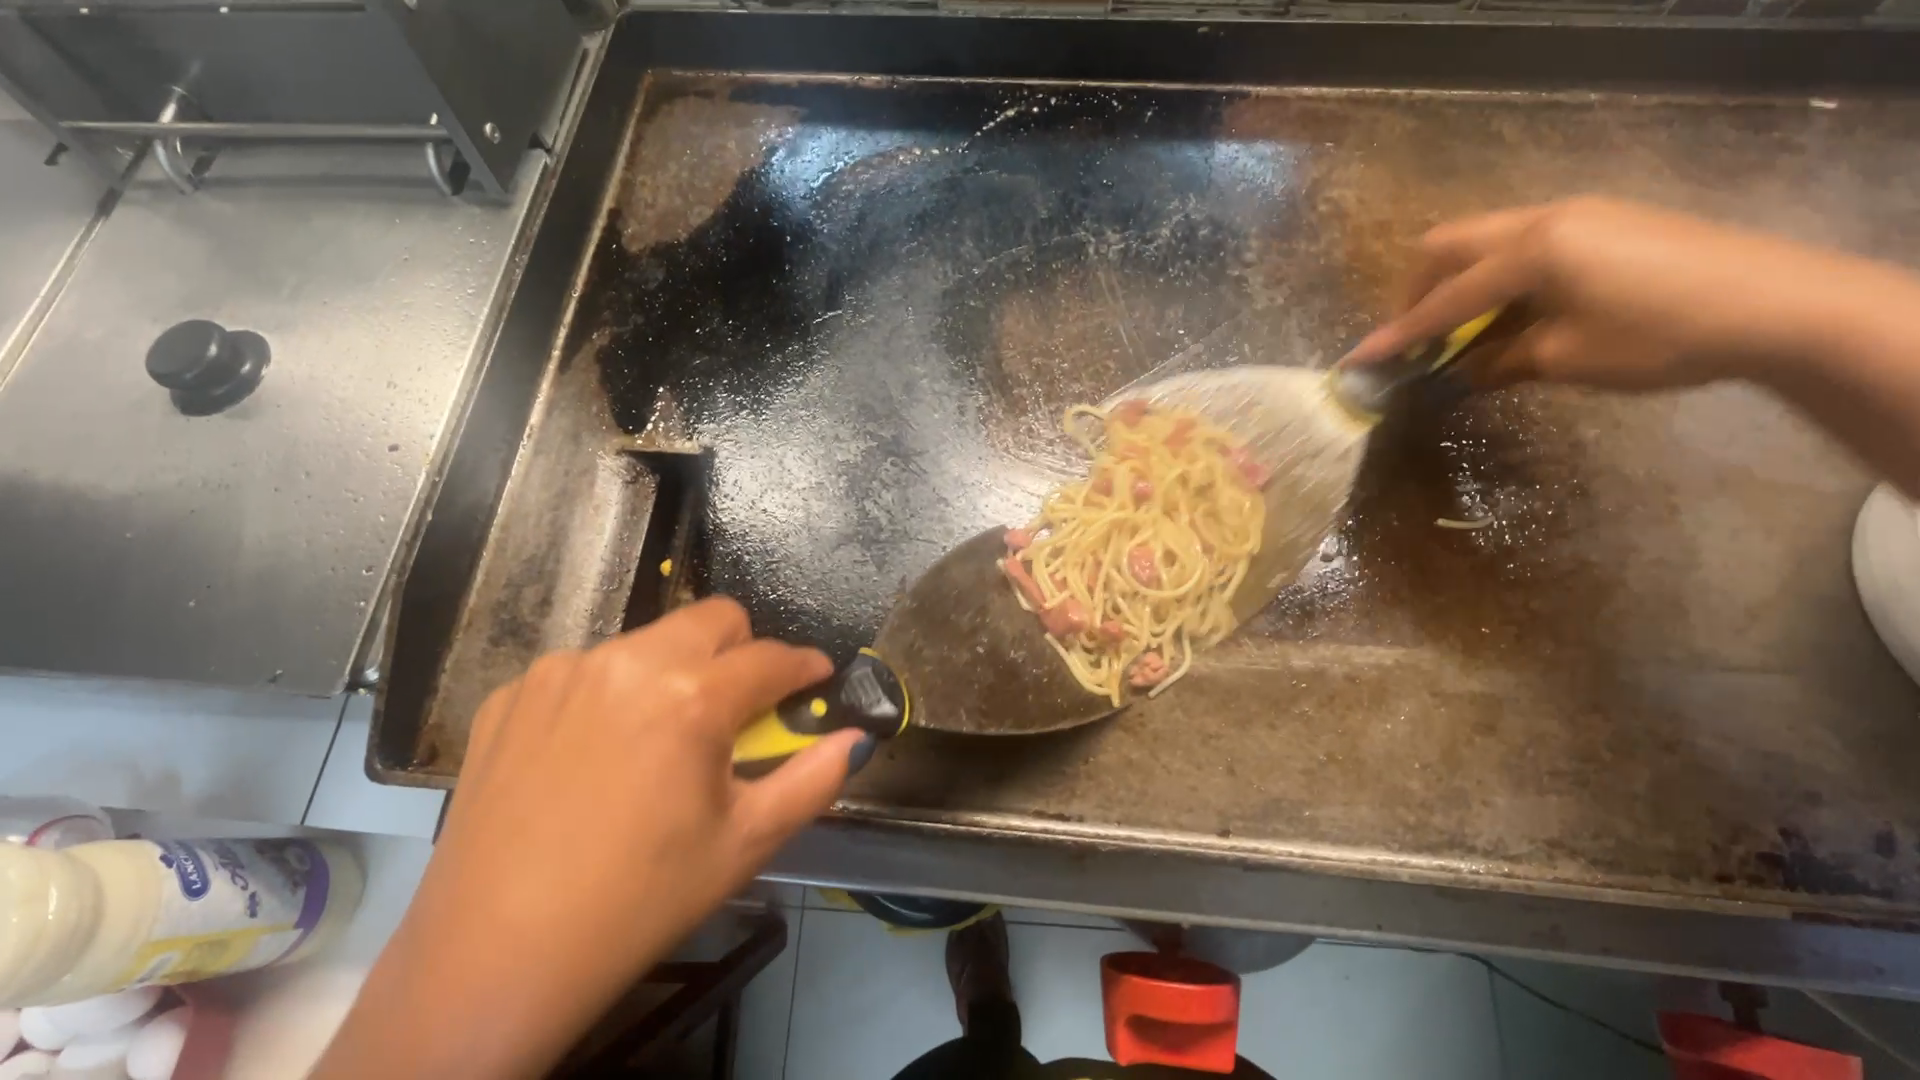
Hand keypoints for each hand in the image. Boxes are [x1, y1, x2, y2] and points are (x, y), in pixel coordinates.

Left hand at [315, 598, 864, 1079]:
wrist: (494, 955)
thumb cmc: (641, 902)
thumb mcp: (745, 845)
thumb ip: (813, 780)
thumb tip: (856, 739)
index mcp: (690, 698)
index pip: (770, 657)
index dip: (804, 665)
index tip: (817, 679)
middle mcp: (625, 663)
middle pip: (710, 618)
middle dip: (743, 649)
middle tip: (741, 706)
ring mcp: (559, 673)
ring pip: (646, 642)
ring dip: (674, 671)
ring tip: (661, 740)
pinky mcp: (509, 696)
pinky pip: (583, 672)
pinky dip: (609, 696)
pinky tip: (595, 758)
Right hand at [1340, 196, 1884, 390]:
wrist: (1781, 305)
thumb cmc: (1660, 337)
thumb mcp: (1567, 358)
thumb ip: (1500, 361)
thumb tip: (1460, 373)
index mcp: (1531, 251)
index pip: (1444, 299)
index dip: (1398, 334)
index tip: (1356, 360)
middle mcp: (1544, 220)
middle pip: (1450, 244)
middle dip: (1419, 291)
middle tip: (1415, 336)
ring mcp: (1577, 215)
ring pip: (1486, 239)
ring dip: (1460, 282)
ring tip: (1462, 331)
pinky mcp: (1604, 223)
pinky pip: (1525, 244)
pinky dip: (1499, 278)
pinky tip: (1513, 313)